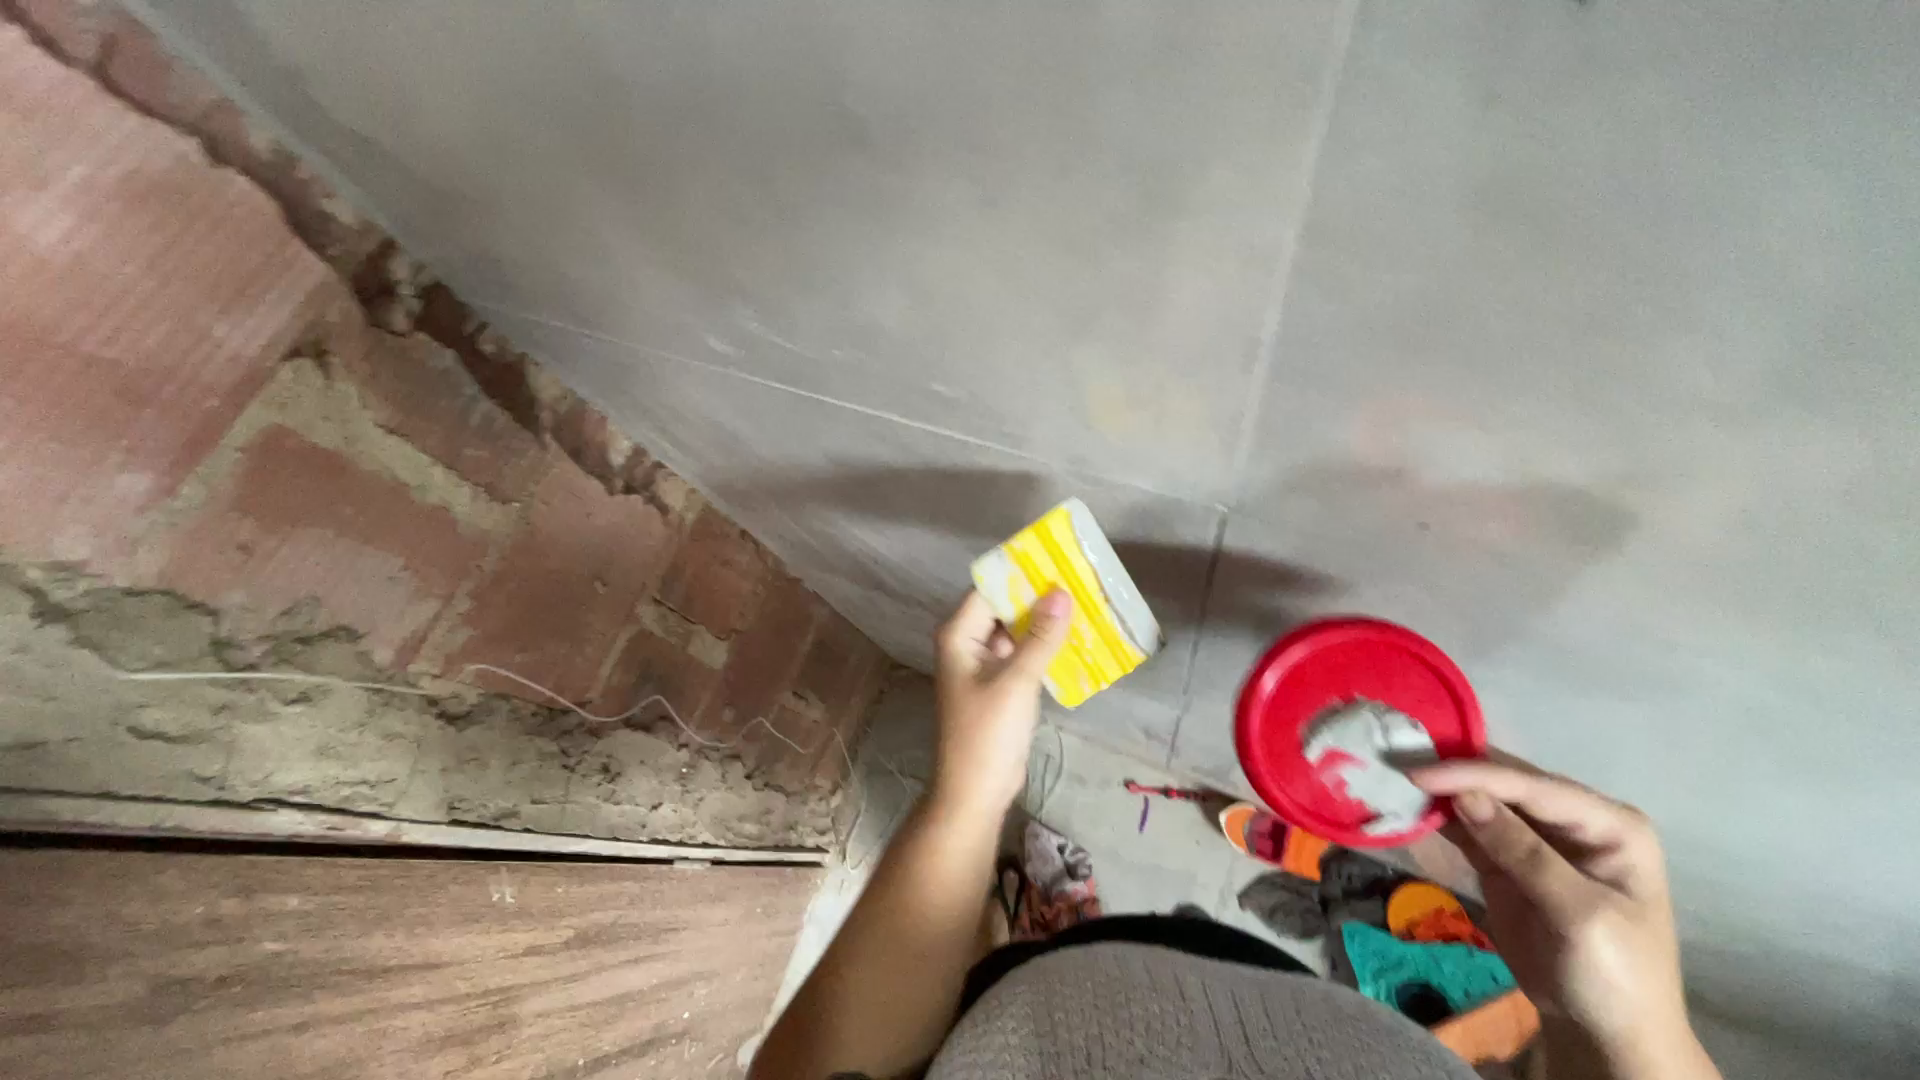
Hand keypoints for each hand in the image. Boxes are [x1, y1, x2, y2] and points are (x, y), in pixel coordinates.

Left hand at [929, 589, 1071, 817]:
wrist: (975, 791)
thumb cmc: (988, 733)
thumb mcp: (1017, 680)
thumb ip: (1041, 636)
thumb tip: (1061, 592)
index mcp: (959, 634)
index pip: (990, 589)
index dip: (1020, 573)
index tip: (1057, 558)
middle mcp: (967, 643)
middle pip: (1004, 607)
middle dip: (1038, 596)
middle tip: (1079, 578)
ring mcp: (983, 664)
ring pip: (1016, 630)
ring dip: (1044, 621)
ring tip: (1084, 602)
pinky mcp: (999, 684)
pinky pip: (1022, 653)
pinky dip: (1044, 646)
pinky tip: (1075, 639)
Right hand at [1411, 756, 1703, 1069]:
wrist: (1603, 1033)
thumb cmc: (1614, 975)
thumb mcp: (1578, 915)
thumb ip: (1524, 852)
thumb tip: (1464, 797)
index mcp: (1610, 825)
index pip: (1534, 787)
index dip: (1475, 775)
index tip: (1418, 772)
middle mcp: (1573, 820)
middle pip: (1506, 783)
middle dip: (1454, 771)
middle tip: (1396, 758)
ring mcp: (1537, 838)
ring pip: (1481, 798)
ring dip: (1440, 789)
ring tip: (1392, 773)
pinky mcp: (1504, 858)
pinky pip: (1467, 826)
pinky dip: (1437, 815)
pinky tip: (1406, 803)